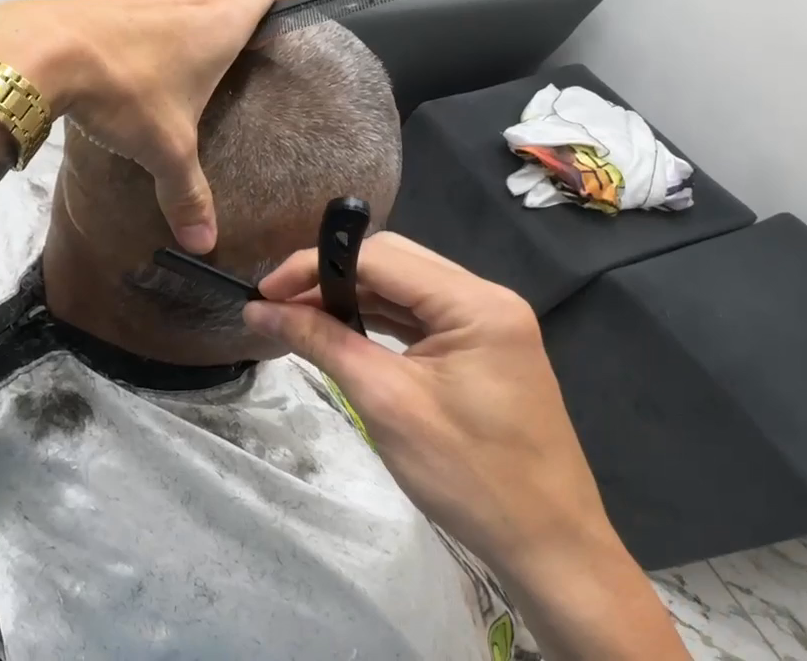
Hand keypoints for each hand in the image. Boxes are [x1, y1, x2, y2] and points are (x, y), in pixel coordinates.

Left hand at [0, 0, 284, 251]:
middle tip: (235, 66)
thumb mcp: (164, 149)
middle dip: (235, 21)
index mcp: (219, 17)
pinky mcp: (102, 2)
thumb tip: (202, 243)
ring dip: (187, 24)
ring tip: (184, 70)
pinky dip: (144, 31)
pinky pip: (139, 10)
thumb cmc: (124, 90)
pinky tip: (132, 68)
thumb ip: (187, 194)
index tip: (277, 34)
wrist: (40, 51)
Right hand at [245, 235, 687, 659]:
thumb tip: (257, 309)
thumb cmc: (470, 474)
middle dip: (326, 275)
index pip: (377, 258)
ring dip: (346, 296)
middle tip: (276, 303)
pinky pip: (415, 315)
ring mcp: (487, 325)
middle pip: (390, 261)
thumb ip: (320, 341)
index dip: (312, 265)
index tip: (264, 293)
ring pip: (399, 286)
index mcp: (476, 304)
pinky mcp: (480, 350)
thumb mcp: (384, 401)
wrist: (550, 548)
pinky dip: (372, 317)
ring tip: (296, 317)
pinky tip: (338, 331)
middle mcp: (487, 300)